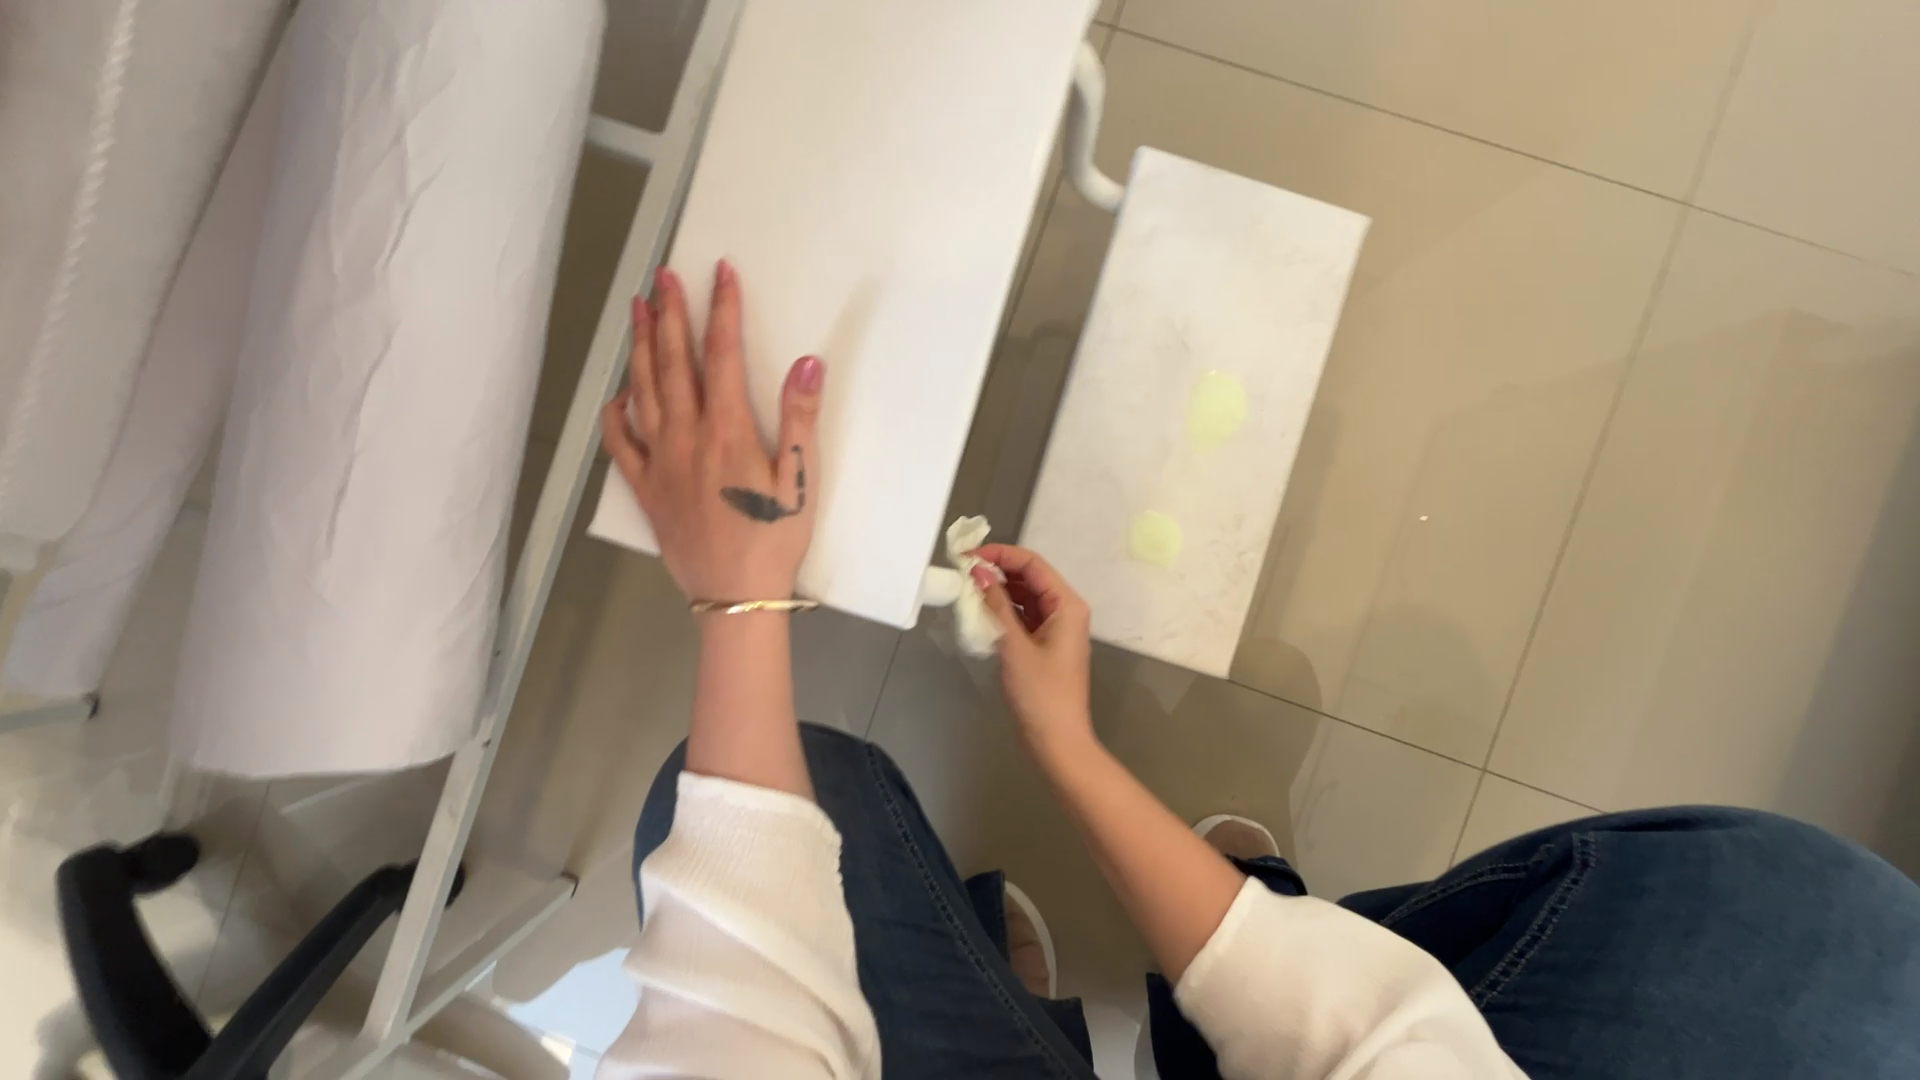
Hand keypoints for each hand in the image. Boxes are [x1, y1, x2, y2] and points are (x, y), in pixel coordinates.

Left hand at [601, 260, 824, 606]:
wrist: (736, 596)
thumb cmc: (774, 539)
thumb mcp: (800, 480)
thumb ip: (800, 418)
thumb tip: (808, 361)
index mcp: (726, 431)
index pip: (722, 355)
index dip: (722, 310)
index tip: (720, 272)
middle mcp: (685, 437)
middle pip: (673, 363)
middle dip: (669, 314)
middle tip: (663, 276)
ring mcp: (659, 462)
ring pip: (643, 391)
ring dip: (639, 347)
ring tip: (636, 309)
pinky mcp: (646, 488)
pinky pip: (620, 443)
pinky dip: (616, 412)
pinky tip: (618, 393)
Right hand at [973, 544, 1095, 761]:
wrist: (1057, 740)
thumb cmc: (1040, 693)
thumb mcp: (1014, 645)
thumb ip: (996, 605)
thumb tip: (979, 572)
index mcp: (1067, 604)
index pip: (1032, 563)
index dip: (1001, 554)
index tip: (967, 556)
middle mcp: (1065, 610)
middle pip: (1029, 576)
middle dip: (997, 570)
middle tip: (962, 572)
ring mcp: (1056, 627)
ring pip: (1025, 596)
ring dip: (998, 591)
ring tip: (966, 589)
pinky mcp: (1045, 644)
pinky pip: (1023, 616)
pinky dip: (1003, 611)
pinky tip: (980, 612)